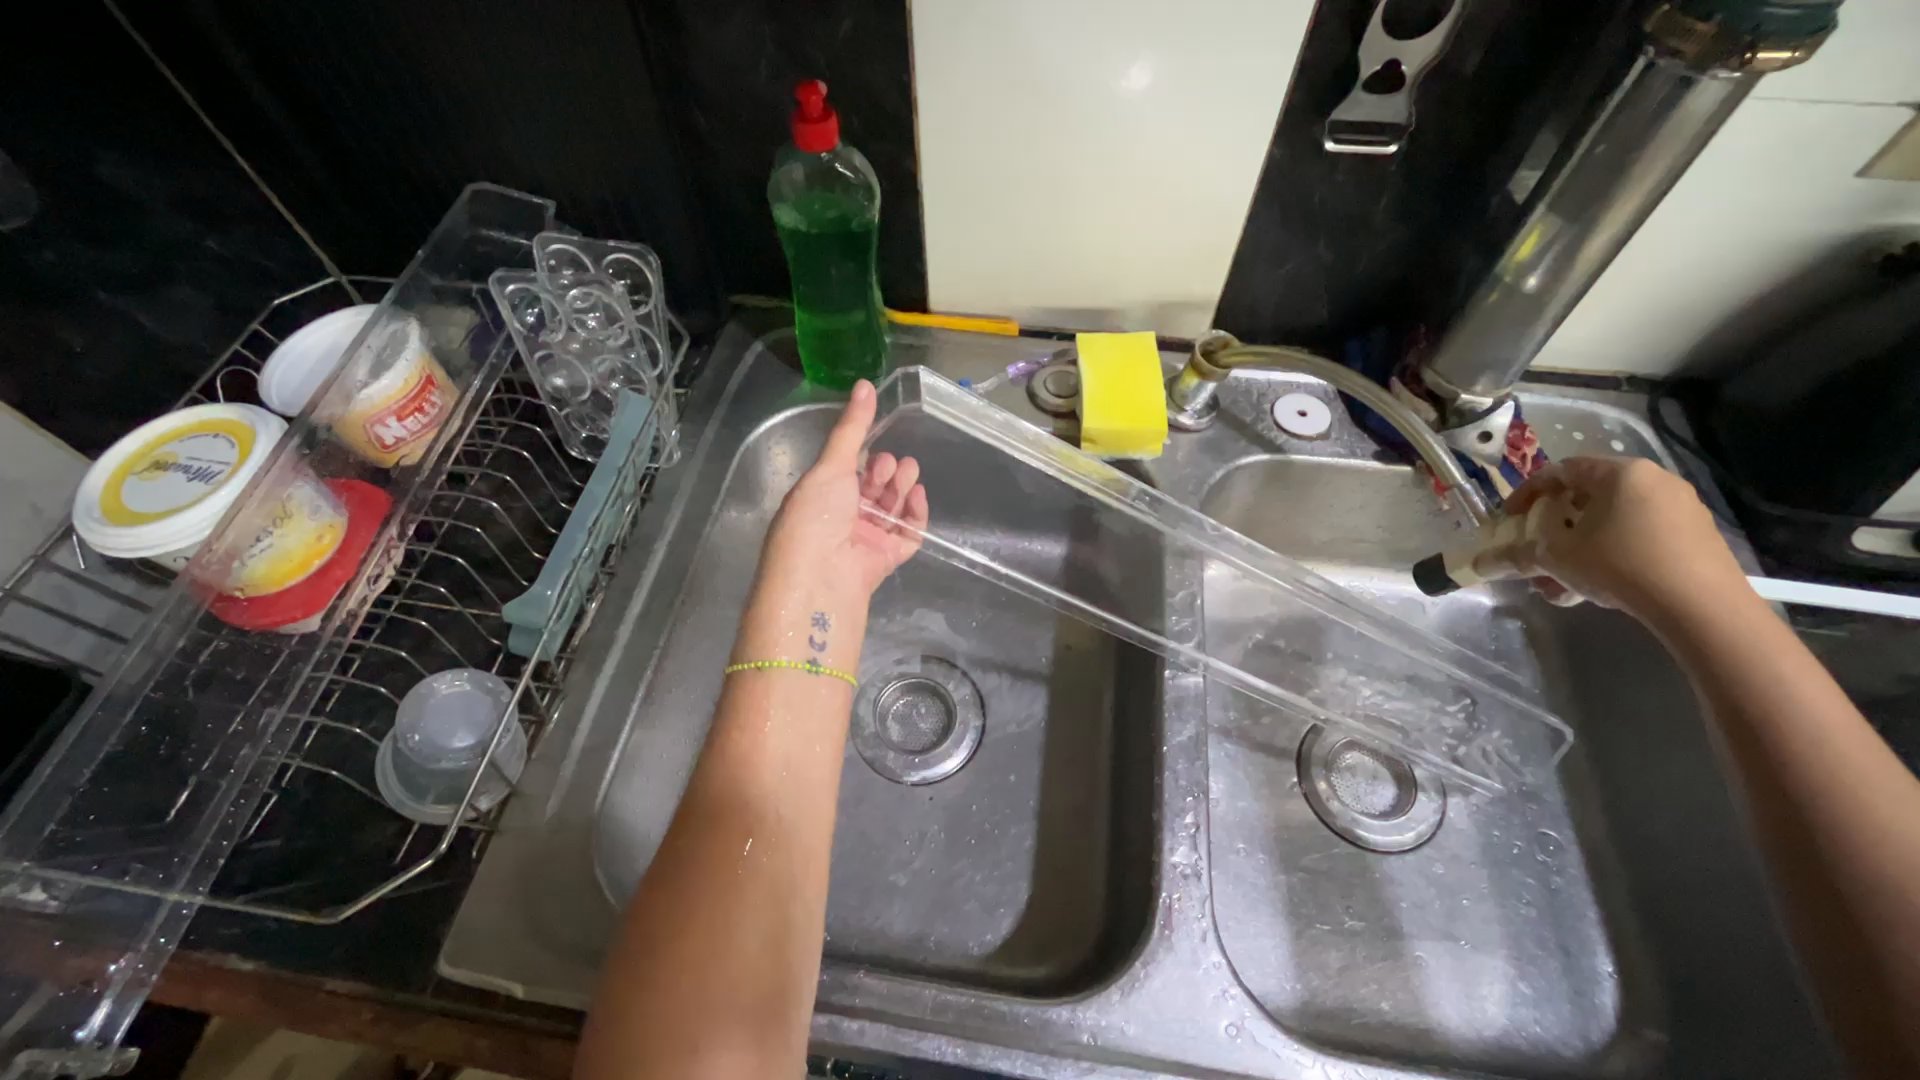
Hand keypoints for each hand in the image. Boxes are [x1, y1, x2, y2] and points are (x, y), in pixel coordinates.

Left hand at [757, 380, 927, 606]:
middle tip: (892, 467)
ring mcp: (866, 539)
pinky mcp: (888, 559)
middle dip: (887, 472)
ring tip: (907, 476)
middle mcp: (842, 518)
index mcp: (821, 496)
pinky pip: (909, 534)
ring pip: (892, 508)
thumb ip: (852, 427)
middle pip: (873, 488)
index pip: (849, 471)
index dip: (866, 456)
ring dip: (901, 489)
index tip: (876, 448)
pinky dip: (915, 515)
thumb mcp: (830, 466)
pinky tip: (918, 497)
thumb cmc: (815, 516)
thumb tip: (866, 383)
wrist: (820, 578)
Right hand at [1505, 456, 1749, 621]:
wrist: (1702, 605)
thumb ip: (1516, 556)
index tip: (1510, 519)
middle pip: (1589, 495)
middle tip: (1538, 547)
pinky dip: (1612, 550)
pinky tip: (1600, 582)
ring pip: (1614, 518)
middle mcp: (1654, 479)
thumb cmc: (1620, 565)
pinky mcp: (1697, 533)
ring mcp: (1681, 506)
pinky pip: (1640, 533)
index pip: (1561, 470)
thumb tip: (1479, 563)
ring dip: (1581, 542)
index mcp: (1619, 473)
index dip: (1527, 493)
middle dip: (1556, 524)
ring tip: (1565, 576)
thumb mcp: (1556, 559)